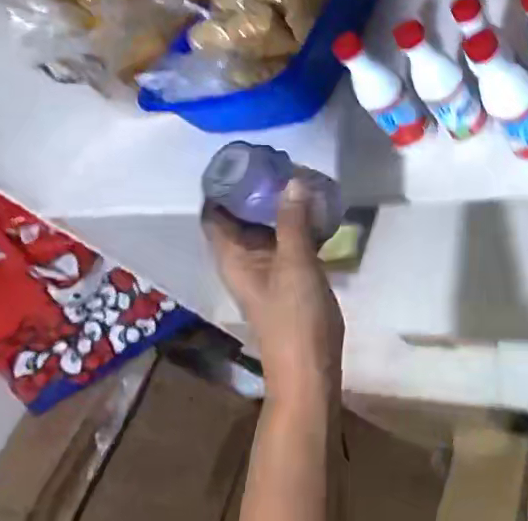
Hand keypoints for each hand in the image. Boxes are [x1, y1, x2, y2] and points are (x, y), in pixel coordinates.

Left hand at [202, 178, 342, 397]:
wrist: (310, 368)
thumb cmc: (293, 316)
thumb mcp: (295, 263)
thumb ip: (293, 221)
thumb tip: (292, 179)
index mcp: (232, 256)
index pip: (214, 213)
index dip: (221, 185)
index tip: (243, 158)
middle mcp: (243, 258)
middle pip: (238, 215)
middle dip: (253, 188)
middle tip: (278, 160)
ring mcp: (265, 267)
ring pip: (263, 225)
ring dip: (275, 202)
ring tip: (296, 174)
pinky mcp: (286, 274)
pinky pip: (283, 236)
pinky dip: (292, 219)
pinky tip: (313, 204)